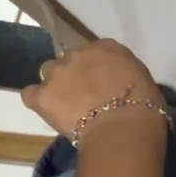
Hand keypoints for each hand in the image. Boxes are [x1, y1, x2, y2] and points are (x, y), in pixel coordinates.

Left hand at [21, 39, 162, 137]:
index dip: (98, 66)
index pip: (97, 50)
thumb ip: (125, 73)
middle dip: (75, 74)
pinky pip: (30, 94)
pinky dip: (38, 101)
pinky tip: (49, 111)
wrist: (123, 129)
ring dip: (56, 84)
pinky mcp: (41, 96)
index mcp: (107, 48)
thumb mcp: (143, 79)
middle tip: (86, 95)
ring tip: (67, 105)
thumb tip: (118, 80)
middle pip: (69, 59)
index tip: (104, 80)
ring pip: (48, 73)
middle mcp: (78, 53)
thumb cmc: (145, 106)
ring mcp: (57, 73)